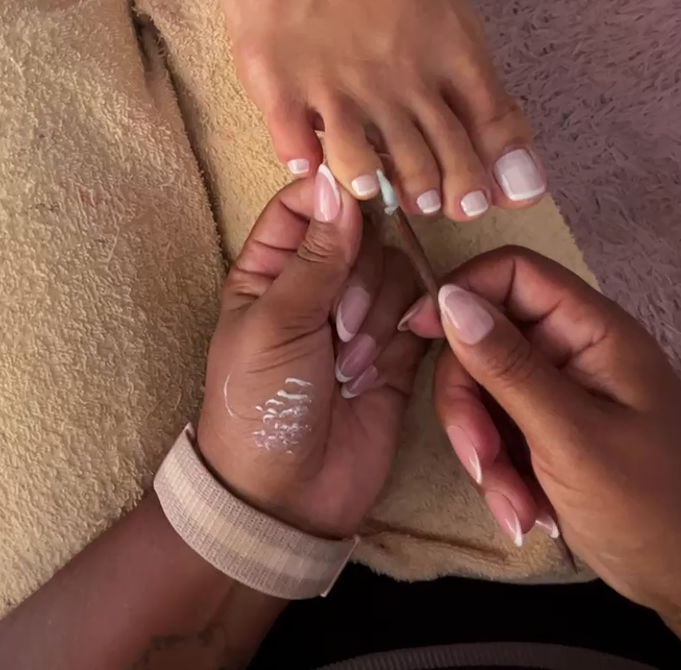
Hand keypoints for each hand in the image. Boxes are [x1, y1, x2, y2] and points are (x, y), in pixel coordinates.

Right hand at [188, 0, 545, 222]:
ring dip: (376, 183)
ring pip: (364, 160)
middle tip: (444, 210)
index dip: (497, 162)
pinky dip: (304, 160)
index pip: (487, 117)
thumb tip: (404, 33)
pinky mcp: (271, 72)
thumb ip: (419, 6)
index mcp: (444, 31)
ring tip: (378, 196)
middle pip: (429, 149)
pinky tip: (306, 169)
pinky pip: (293, 141)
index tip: (505, 193)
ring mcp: (332, 78)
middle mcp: (397, 70)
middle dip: (442, 186)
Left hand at [195, 166, 428, 538]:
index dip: (336, 195)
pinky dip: (406, 334)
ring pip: (395, 271)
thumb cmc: (261, 403)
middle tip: (335, 331)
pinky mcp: (397, 348)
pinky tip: (380, 370)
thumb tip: (336, 182)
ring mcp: (359, 313)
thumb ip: (316, 256)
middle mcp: (317, 281)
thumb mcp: (277, 323)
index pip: (307, 202)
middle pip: (362, 234)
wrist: (288, 498)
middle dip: (356, 279)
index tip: (365, 197)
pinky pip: (420, 312)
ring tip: (348, 368)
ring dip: (376, 318)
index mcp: (270, 266)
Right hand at [403, 248, 680, 634]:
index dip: (460, 291)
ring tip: (514, 506)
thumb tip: (448, 297)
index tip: (419, 333)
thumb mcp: (573, 438)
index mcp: (592, 331)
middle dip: (469, 402)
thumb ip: (507, 365)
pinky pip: (494, 426)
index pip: (512, 272)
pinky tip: (523, 510)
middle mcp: (570, 350)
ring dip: (482, 448)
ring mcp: (557, 390)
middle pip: (483, 339)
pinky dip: (497, 469)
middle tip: (480, 460)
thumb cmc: (657, 510)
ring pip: (481, 388)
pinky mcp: (546, 428)